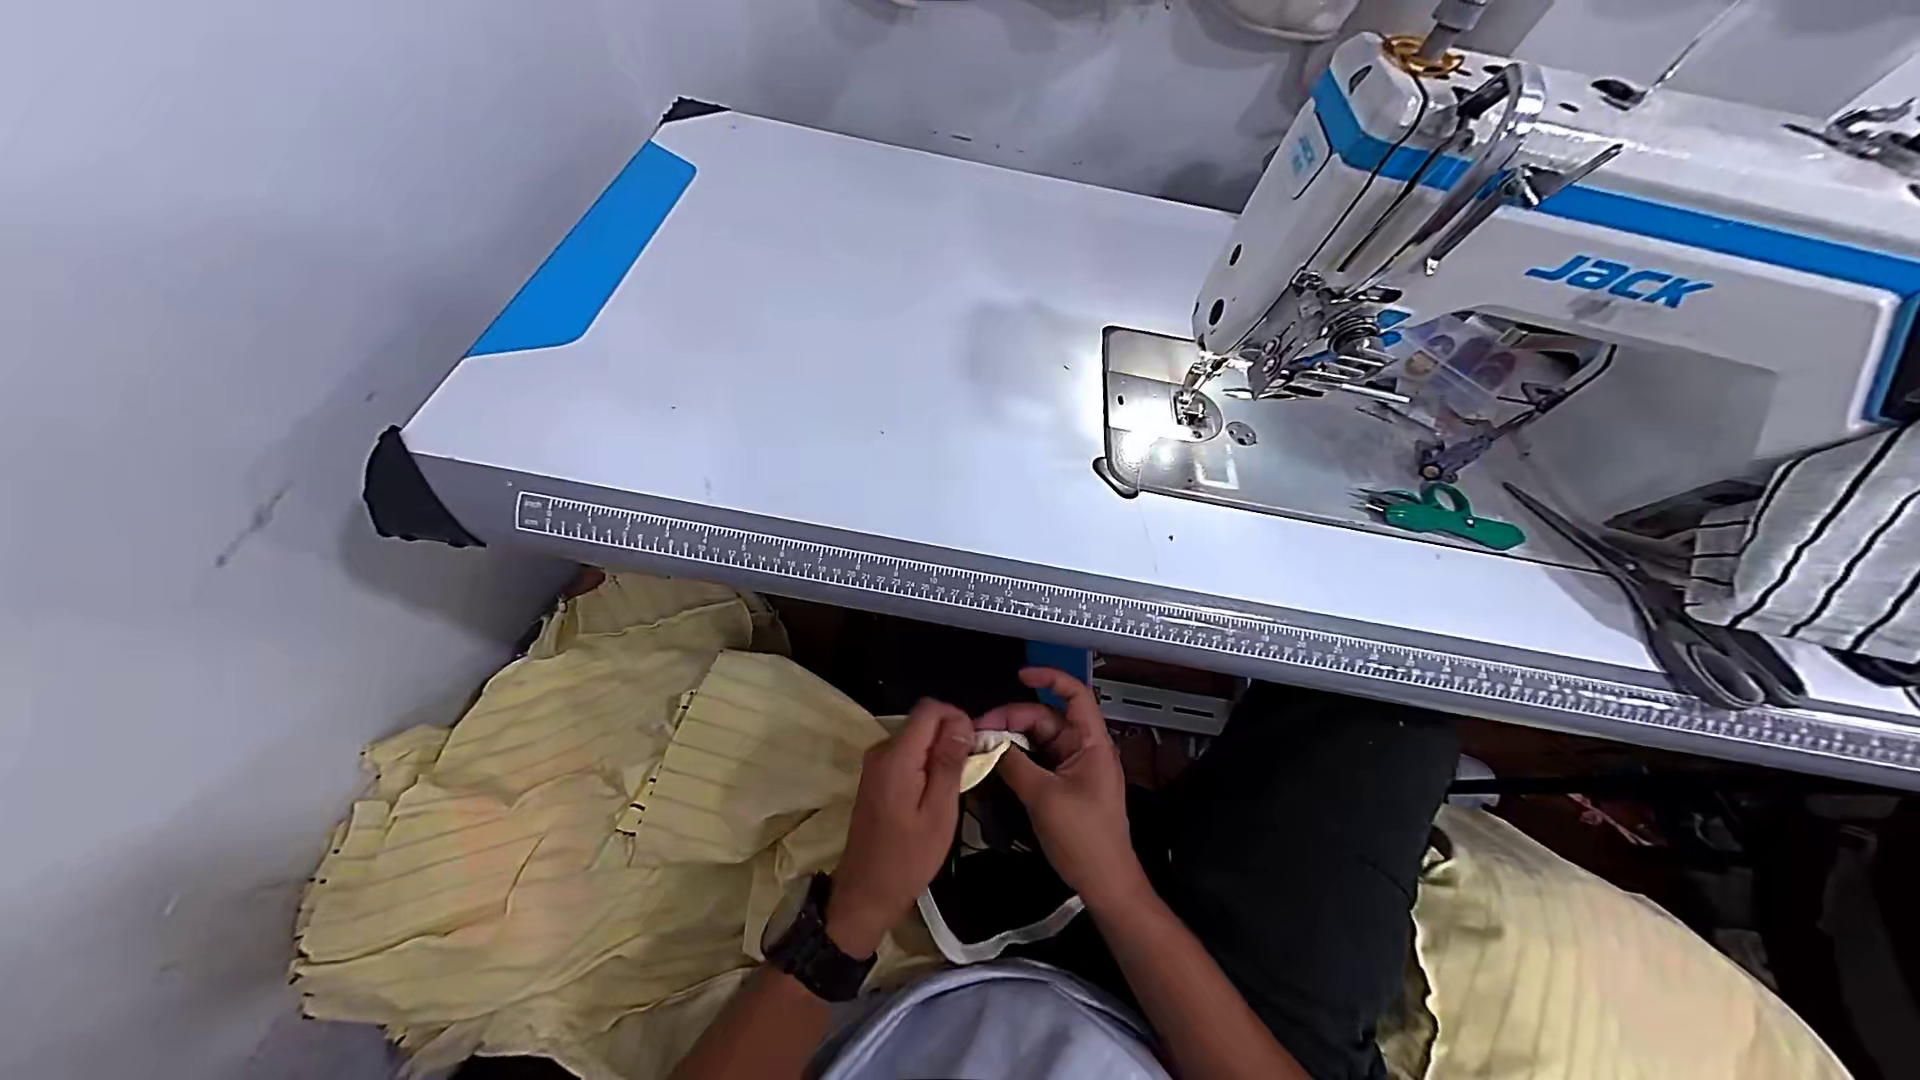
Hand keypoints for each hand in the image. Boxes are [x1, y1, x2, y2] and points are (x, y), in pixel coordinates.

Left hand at [828, 698, 972, 957]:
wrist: (865, 893)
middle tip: (970, 768)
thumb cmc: (908, 858)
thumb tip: (961, 722)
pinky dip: (925, 761)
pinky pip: (906, 752)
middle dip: (950, 734)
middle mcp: (881, 750)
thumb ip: (949, 762)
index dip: (956, 718)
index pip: (929, 709)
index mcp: (896, 756)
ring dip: (939, 749)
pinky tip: (936, 790)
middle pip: (922, 720)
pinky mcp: (876, 776)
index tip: (974, 746)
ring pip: (916, 736)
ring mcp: (875, 763)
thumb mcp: (939, 812)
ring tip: (956, 782)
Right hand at [979, 667, 1150, 909]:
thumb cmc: (1086, 840)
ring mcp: (1075, 767)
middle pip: (1046, 718)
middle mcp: (1084, 749)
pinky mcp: (1065, 784)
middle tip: (981, 729)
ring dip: (1012, 740)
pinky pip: (1038, 760)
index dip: (1050, 678)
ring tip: (983, 744)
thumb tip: (989, 744)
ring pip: (1038, 740)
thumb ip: (1014, 764)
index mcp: (1092, 743)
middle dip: (1013, 719)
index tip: (1022, 675)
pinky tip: (997, 762)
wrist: (1104, 882)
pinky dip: (1018, 758)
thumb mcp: (1043, 796)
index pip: (1075, 695)